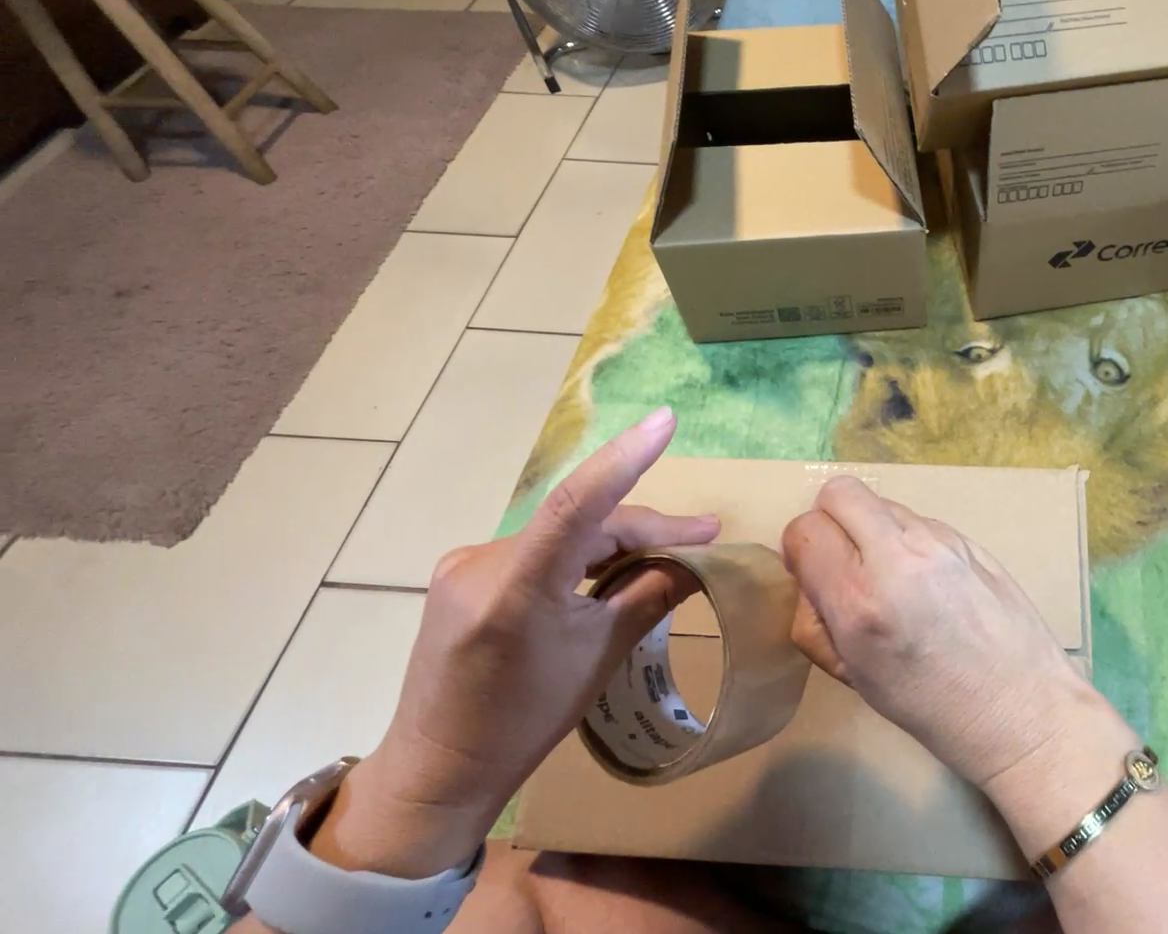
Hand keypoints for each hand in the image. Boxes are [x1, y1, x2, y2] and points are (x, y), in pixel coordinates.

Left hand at [310, 407, 718, 877]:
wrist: (438, 768)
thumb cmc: (525, 721)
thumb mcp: (600, 656)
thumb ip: (650, 595)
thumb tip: (698, 560)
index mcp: (515, 589)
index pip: (576, 506)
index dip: (624, 460)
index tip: (665, 422)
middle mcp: (483, 561)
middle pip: (584, 524)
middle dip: (648, 531)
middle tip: (705, 538)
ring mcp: (467, 564)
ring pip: (565, 536)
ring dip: (617, 542)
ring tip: (671, 555)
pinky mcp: (464, 574)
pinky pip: (541, 550)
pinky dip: (583, 555)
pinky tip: (612, 571)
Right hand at [780, 476, 1117, 790]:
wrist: (1020, 706)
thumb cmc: (930, 707)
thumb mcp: (854, 675)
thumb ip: (818, 620)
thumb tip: (812, 579)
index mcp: (861, 601)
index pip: (805, 530)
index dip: (800, 550)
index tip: (811, 574)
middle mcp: (899, 557)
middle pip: (840, 493)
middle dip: (829, 521)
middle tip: (842, 561)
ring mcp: (939, 541)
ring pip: (882, 503)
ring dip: (871, 529)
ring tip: (890, 576)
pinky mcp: (968, 538)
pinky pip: (918, 521)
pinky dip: (907, 540)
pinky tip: (926, 582)